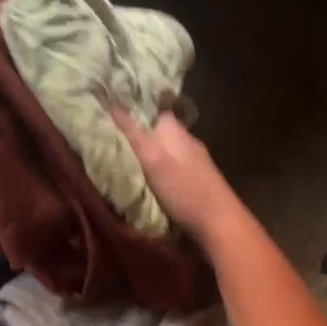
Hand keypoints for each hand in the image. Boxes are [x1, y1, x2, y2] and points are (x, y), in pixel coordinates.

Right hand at [112, 108, 252, 249]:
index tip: (110, 107)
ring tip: (119, 154)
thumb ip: (131, 131)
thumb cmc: (183, 186)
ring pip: (163, 147)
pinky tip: (142, 175)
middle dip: (135, 128)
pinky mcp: (195, 179)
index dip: (132, 105)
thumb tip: (112, 101)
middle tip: (107, 132)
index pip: (151, 107)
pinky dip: (155, 166)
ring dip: (145, 149)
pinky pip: (169, 164)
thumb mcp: (151, 157)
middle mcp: (185, 139)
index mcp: (174, 129)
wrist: (219, 223)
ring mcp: (193, 160)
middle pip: (156, 128)